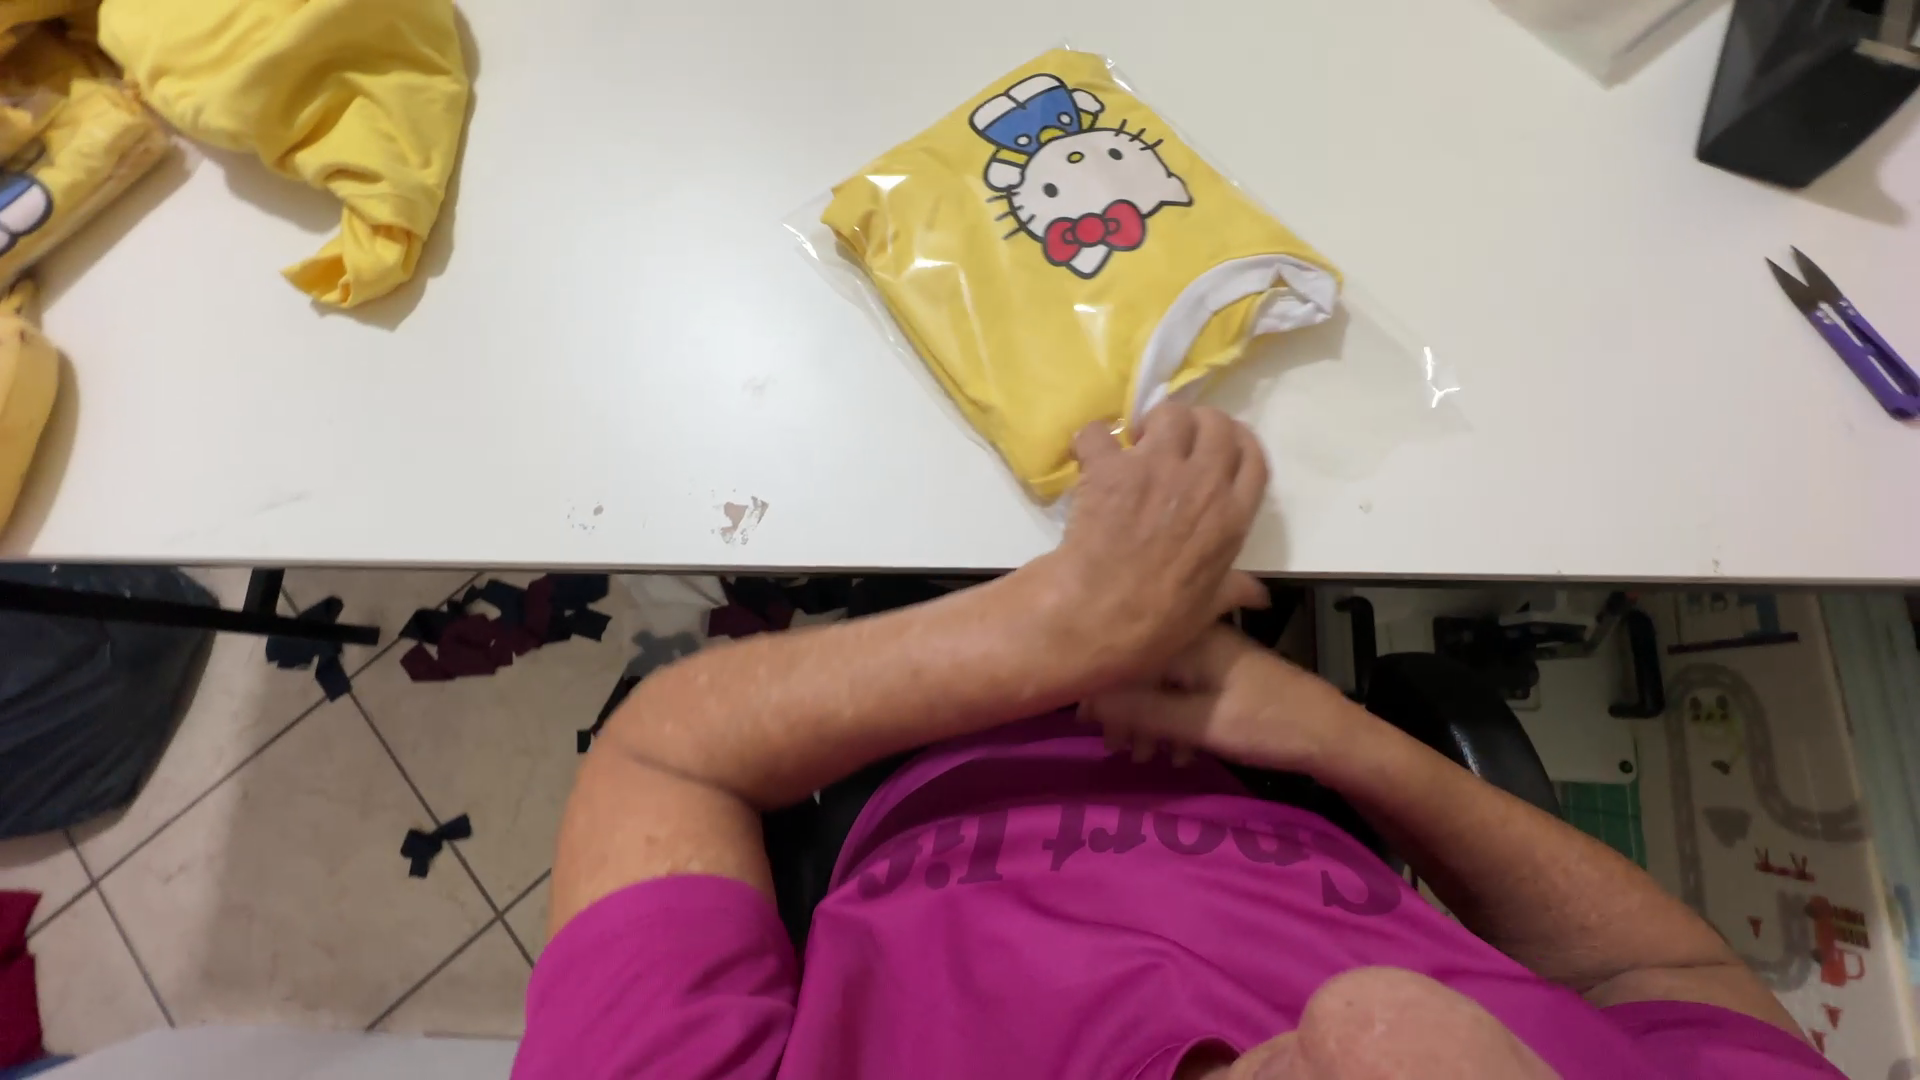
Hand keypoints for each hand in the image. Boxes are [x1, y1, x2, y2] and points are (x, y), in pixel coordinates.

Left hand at [1042, 403, 1270, 682]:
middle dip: (1197, 425)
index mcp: (1232, 517)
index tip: (1219, 445)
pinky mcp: (1110, 468)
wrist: (1099, 616)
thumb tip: (1259, 596)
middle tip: (1173, 443)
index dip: (1236, 443)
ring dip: (1153, 423)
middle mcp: (1202, 482)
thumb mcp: (1206, 609)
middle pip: (1216, 424)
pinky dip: (1092, 439)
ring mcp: (1156, 469)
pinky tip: (1088, 455)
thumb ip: (1232, 590)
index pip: (1252, 457)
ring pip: (1170, 414)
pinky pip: (1101, 433)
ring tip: (1136, 445)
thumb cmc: (1157, 621)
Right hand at [1081, 625, 1360, 774]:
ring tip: (1141, 757)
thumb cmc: (1266, 724)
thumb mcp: (1198, 723)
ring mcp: (1212, 656)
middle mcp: (1196, 638)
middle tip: (1114, 747)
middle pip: (1141, 669)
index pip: (1127, 655)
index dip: (1101, 689)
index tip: (1085, 723)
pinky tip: (1171, 751)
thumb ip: (1142, 710)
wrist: (1335, 738)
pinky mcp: (1224, 676)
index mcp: (1188, 639)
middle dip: (1123, 710)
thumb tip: (1087, 699)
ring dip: (1147, 720)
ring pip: (1160, 683)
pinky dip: (1171, 719)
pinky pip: (1182, 691)